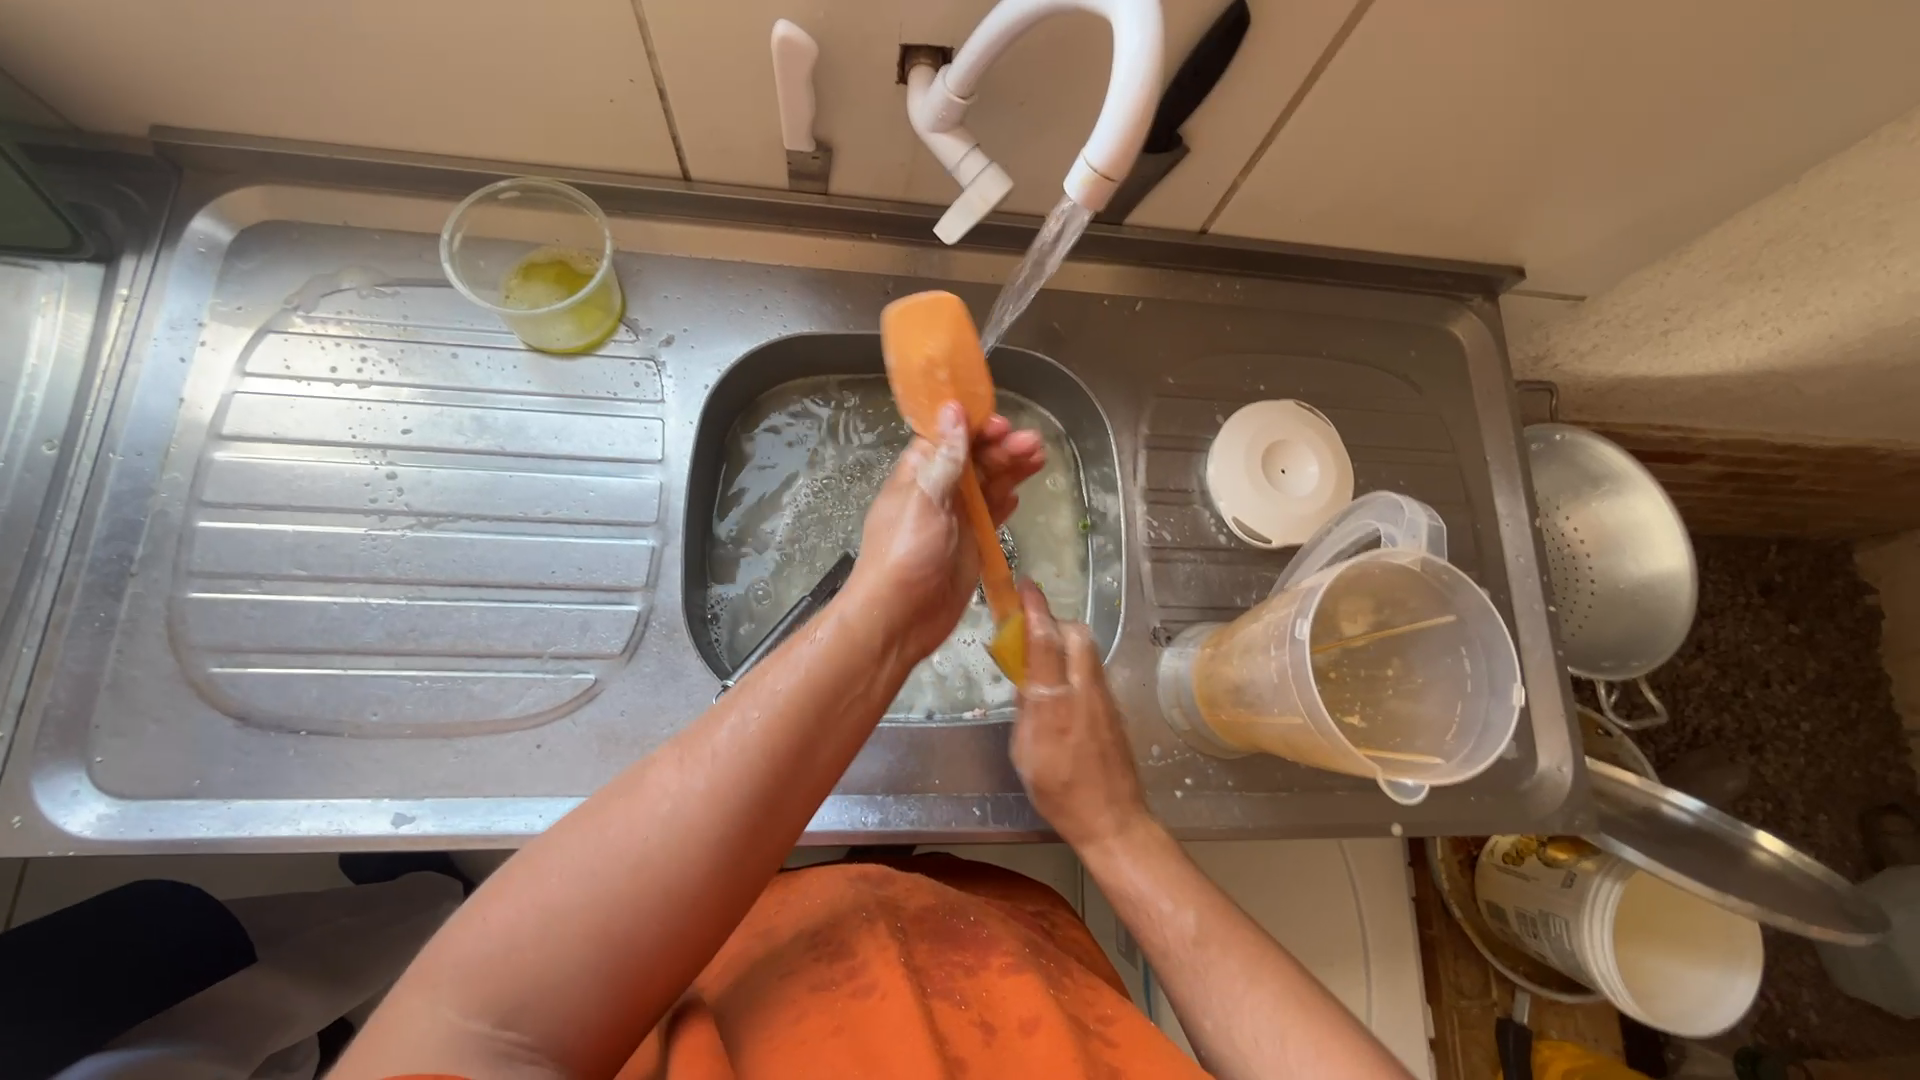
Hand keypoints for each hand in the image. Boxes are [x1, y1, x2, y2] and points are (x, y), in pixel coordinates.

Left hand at [843, 402, 1044, 661]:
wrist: (900, 617)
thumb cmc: (905, 553)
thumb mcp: (924, 499)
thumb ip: (945, 458)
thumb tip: (953, 410)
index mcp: (918, 474)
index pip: (948, 438)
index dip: (974, 426)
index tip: (1001, 423)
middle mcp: (938, 492)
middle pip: (974, 459)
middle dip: (1002, 448)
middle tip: (1033, 444)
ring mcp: (956, 519)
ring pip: (988, 484)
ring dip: (1011, 469)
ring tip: (1039, 457)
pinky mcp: (971, 544)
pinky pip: (992, 515)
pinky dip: (1006, 501)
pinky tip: (1020, 491)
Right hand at [1008, 580, 1152, 851]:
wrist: (1112, 819)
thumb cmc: (1057, 791)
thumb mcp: (1024, 751)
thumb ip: (1026, 708)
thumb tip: (1026, 679)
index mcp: (1053, 702)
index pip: (1044, 641)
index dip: (1035, 609)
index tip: (1026, 586)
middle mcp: (1083, 691)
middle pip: (1076, 634)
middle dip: (1055, 621)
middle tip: (1034, 630)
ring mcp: (1104, 698)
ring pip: (1088, 650)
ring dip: (1067, 641)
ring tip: (1046, 656)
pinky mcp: (1115, 708)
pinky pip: (1093, 671)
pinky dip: (1076, 663)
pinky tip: (1063, 686)